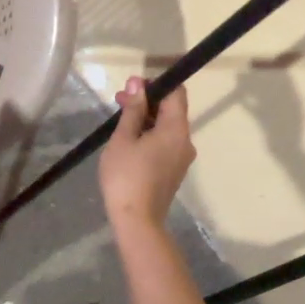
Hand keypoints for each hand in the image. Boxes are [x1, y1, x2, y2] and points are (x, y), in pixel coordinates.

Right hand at [99, 76, 195, 227]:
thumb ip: (132, 110)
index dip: (156, 84)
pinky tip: (129, 140)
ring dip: (146, 118)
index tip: (132, 86)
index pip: (176, 93)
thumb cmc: (126, 176)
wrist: (137, 220)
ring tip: (120, 119)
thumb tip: (138, 84)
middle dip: (147, 101)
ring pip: (167, 127)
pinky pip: (165, 142)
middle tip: (119, 100)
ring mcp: (182, 157)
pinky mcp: (174, 169)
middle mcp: (185, 140)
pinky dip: (150, 134)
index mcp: (176, 129)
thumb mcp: (123, 139)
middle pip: (171, 110)